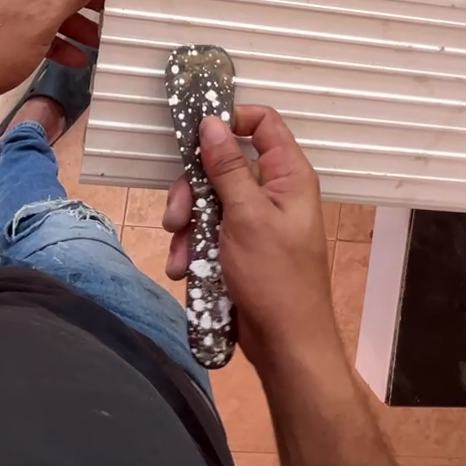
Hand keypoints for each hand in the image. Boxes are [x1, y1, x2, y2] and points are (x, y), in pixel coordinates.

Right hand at [163, 105, 340, 370]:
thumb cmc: (275, 277)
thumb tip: (211, 121)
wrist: (285, 346)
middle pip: (222, 164)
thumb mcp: (246, 217)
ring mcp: (254, 218)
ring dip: (189, 225)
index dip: (232, 120)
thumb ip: (226, 167)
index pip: (263, 123)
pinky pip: (208, 229)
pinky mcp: (238, 244)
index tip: (198, 133)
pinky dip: (194, 246)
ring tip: (182, 255)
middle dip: (193, 190)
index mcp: (287, 175)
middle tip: (177, 216)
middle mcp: (272, 190)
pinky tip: (186, 269)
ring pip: (208, 199)